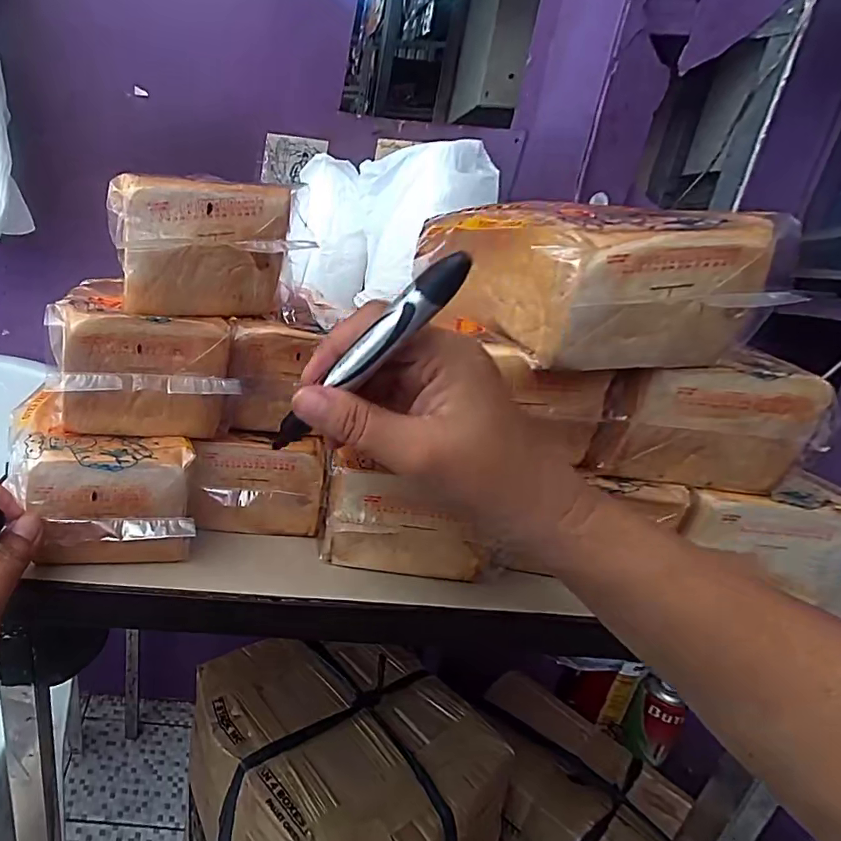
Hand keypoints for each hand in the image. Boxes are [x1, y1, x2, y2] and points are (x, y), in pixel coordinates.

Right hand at [292, 303, 593, 543]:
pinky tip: (345, 439)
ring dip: (346, 400)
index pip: (377, 324)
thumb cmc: (486, 479)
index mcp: (442, 350)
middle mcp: (437, 355)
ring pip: (374, 375)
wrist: (540, 516)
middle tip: (308, 416)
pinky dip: (362, 416)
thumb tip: (301, 399)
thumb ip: (356, 423)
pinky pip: (385, 398)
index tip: (308, 388)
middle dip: (337, 378)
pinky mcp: (431, 405)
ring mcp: (435, 380)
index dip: (337, 349)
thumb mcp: (415, 451)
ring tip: (324, 433)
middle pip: (371, 347)